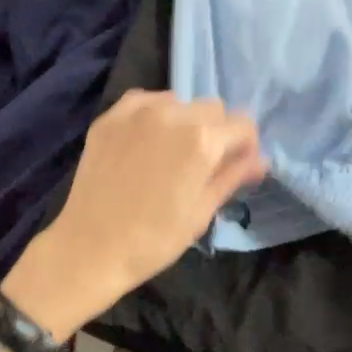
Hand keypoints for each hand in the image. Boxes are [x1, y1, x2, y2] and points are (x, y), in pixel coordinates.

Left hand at [4, 91, 264, 336]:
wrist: (91, 249)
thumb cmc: (153, 242)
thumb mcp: (200, 214)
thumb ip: (231, 178)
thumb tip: (260, 161)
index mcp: (202, 140)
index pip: (242, 125)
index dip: (246, 146)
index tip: (238, 167)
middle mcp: (173, 114)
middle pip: (212, 109)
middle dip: (216, 133)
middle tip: (204, 166)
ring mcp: (137, 111)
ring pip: (178, 102)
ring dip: (184, 123)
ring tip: (171, 158)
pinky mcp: (110, 117)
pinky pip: (144, 103)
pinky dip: (153, 118)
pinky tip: (146, 147)